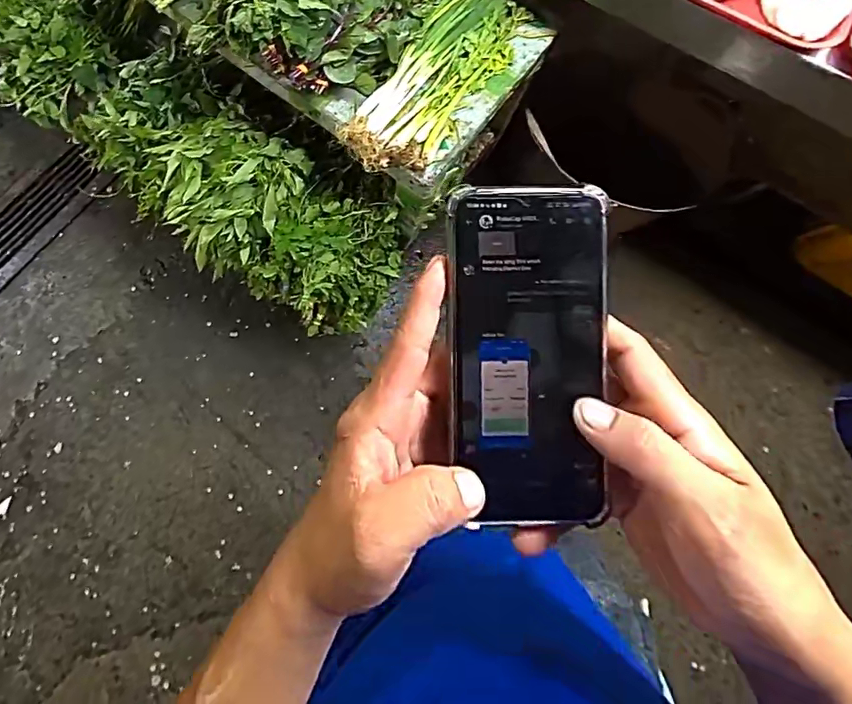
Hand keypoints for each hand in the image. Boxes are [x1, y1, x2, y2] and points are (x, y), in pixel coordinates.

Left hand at [267, 259, 483, 619]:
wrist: (325, 584)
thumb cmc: (338, 552)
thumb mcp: (378, 530)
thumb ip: (424, 504)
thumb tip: (474, 480)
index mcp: (376, 417)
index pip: (404, 351)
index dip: (423, 307)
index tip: (441, 268)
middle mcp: (393, 418)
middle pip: (436, 369)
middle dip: (472, 344)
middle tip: (515, 321)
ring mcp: (407, 439)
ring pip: (451, 400)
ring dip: (483, 389)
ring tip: (526, 373)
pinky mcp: (420, 463)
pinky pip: (457, 433)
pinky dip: (482, 428)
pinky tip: (510, 433)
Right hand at [524, 318, 851, 701]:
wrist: (768, 635)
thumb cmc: (760, 566)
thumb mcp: (705, 501)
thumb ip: (646, 450)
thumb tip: (586, 408)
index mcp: (678, 422)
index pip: (632, 357)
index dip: (597, 327)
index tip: (553, 311)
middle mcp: (651, 436)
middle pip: (594, 391)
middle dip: (554, 381)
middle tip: (508, 381)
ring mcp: (634, 469)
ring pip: (577, 439)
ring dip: (545, 446)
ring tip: (510, 453)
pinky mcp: (622, 501)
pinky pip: (576, 487)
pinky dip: (553, 501)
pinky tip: (536, 519)